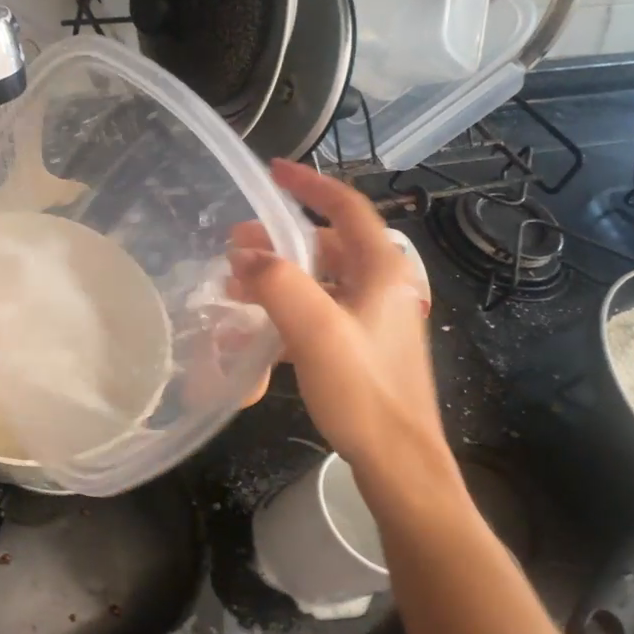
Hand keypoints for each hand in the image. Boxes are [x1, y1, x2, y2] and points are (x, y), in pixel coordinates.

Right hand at [227, 160, 447, 482]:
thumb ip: (277, 282)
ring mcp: (372, 318)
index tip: (271, 172)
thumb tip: (243, 253)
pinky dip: (285, 309)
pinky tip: (254, 330)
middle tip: (234, 246)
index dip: (309, 185)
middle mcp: (382, 286)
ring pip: (318, 279)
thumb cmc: (363, 391)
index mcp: (383, 271)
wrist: (399, 462)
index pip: (347, 207)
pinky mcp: (360, 346)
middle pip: (327, 244)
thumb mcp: (314, 330)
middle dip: (278, 239)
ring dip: (277, 276)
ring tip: (235, 289)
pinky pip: (317, 311)